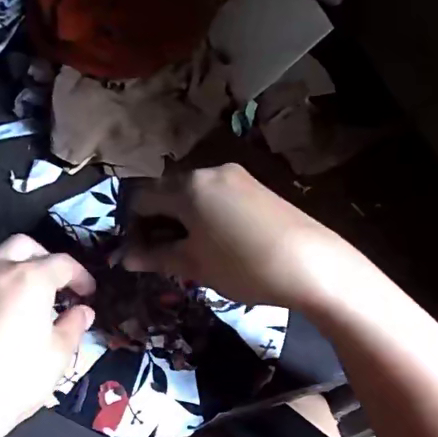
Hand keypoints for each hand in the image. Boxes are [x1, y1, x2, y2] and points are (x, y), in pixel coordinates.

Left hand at [0, 235, 95, 436]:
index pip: (63, 263)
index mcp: (29, 278)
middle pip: (25, 246)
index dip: (81, 276)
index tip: (88, 294)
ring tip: (27, 302)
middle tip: (58, 287)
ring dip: (17, 271)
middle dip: (46, 259)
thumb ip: (73, 327)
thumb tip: (82, 312)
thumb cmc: (12, 381)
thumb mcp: (57, 357)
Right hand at [121, 164, 372, 311]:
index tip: (141, 255)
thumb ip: (157, 257)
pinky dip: (209, 214)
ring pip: (195, 193)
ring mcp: (238, 176)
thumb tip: (126, 257)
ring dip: (185, 218)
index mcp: (187, 186)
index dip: (134, 227)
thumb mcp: (195, 265)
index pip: (142, 199)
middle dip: (160, 221)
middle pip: (168, 191)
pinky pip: (219, 195)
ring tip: (195, 252)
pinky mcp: (258, 186)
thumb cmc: (242, 265)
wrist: (311, 264)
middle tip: (166, 256)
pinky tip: (221, 242)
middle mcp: (209, 170)